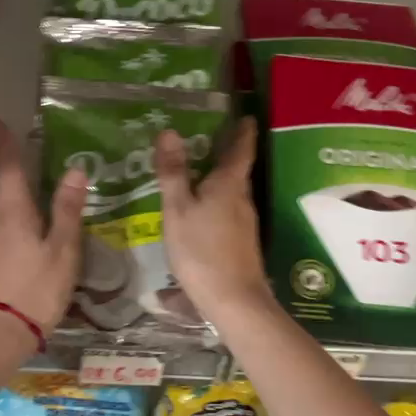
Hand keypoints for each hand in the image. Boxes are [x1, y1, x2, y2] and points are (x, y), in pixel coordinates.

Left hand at [0, 120, 87, 332]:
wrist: (0, 334)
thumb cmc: (35, 289)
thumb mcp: (62, 250)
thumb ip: (68, 210)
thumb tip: (75, 169)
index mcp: (13, 212)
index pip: (8, 168)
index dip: (5, 144)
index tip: (0, 122)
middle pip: (4, 184)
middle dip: (12, 162)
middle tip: (27, 144)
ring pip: (6, 205)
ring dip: (18, 187)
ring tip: (38, 177)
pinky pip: (8, 224)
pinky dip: (20, 211)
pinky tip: (35, 219)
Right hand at [155, 116, 274, 321]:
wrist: (234, 300)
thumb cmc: (201, 251)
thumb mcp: (178, 210)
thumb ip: (173, 173)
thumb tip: (170, 131)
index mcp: (228, 185)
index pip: (240, 149)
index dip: (242, 131)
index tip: (245, 115)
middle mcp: (242, 199)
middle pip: (237, 170)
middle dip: (226, 153)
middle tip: (209, 137)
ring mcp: (245, 222)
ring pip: (232, 192)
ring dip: (219, 178)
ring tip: (198, 171)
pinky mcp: (242, 242)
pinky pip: (228, 210)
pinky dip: (216, 201)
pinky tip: (201, 210)